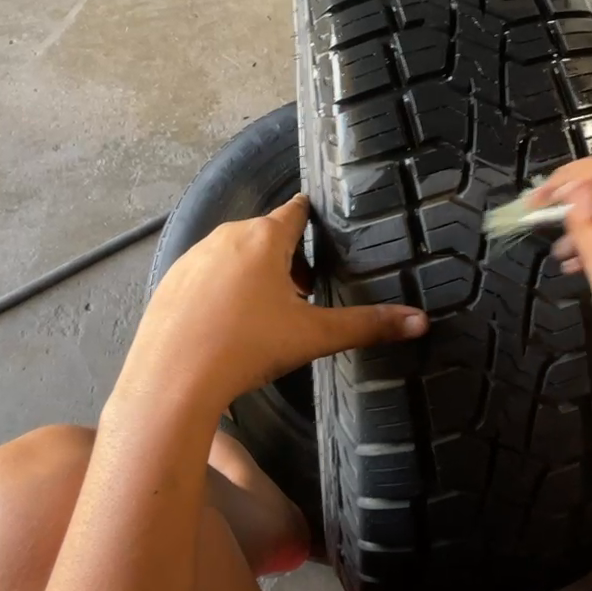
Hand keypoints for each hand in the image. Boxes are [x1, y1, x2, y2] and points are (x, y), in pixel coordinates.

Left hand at [124, 195, 427, 407]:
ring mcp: (193, 257)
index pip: (296, 210)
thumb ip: (368, 326)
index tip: (324, 227)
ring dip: (255, 274)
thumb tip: (421, 321)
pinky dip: (222, 290)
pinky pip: (206, 275)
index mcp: (265, 238)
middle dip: (288, 258)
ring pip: (234, 254)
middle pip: (266, 235)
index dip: (312, 218)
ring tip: (268, 315)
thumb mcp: (313, 336)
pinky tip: (227, 326)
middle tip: (305, 294)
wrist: (170, 380)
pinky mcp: (169, 282)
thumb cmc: (247, 346)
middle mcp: (227, 236)